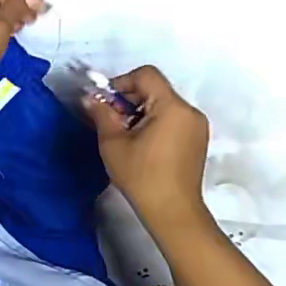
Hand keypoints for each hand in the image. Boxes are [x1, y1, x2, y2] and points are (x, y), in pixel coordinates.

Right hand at [85, 66, 210, 220]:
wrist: (172, 211)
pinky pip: (172, 118)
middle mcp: (189, 111)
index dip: (122, 82)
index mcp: (172, 107)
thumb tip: (89, 98)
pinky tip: (140, 143)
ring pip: (162, 103)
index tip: (107, 102)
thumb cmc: (141, 176)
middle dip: (129, 99)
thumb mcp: (113, 142)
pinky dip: (153, 122)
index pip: (146, 75)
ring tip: (124, 135)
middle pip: (155, 89)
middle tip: (110, 120)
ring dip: (140, 111)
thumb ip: (101, 113)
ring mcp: (196, 126)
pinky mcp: (196, 139)